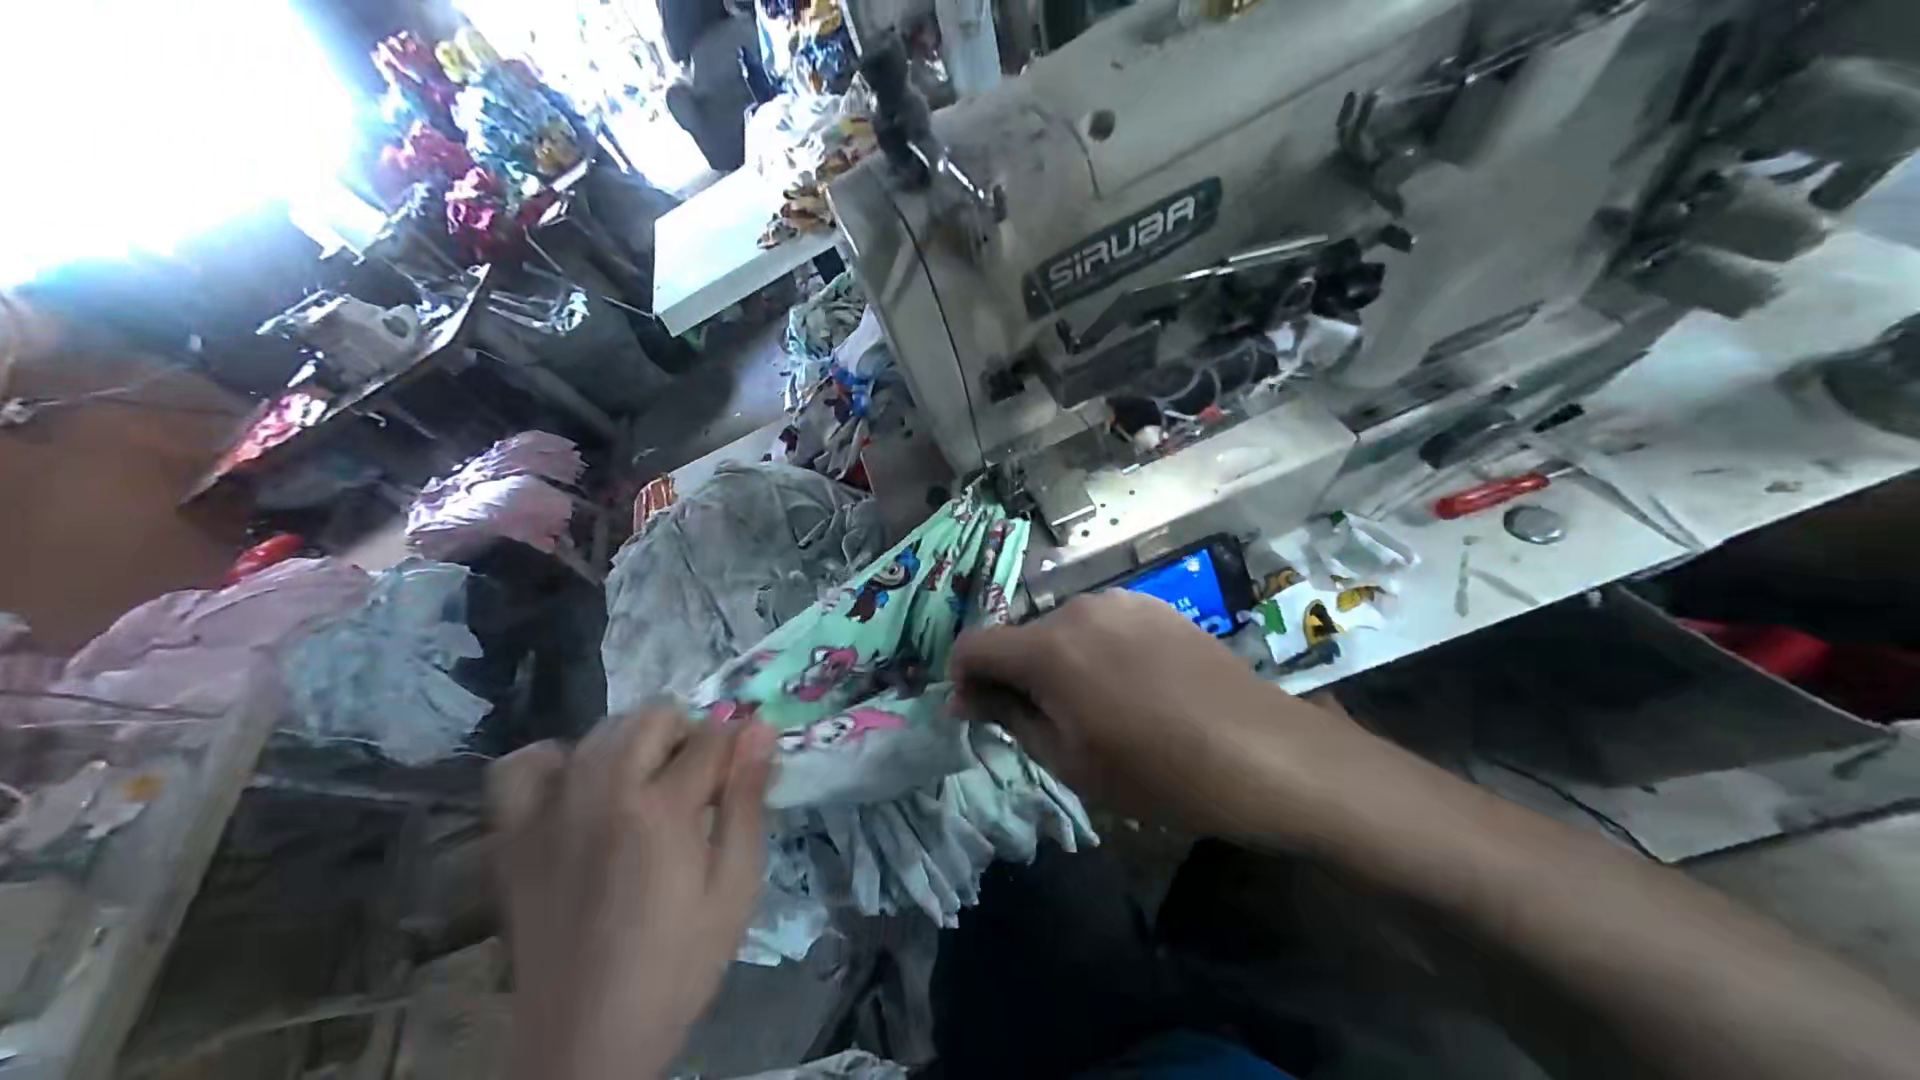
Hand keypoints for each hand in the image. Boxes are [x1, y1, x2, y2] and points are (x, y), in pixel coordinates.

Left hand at [488, 705, 776, 1079]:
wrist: (588, 1041)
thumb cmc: (679, 962)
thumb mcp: (736, 884)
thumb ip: (748, 799)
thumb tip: (760, 727)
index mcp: (662, 808)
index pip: (711, 737)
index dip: (737, 745)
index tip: (743, 768)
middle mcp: (601, 792)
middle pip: (652, 717)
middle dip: (687, 735)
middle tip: (697, 784)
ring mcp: (549, 811)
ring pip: (599, 731)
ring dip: (634, 743)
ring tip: (647, 787)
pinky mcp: (512, 836)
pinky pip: (521, 766)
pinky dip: (554, 763)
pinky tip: (578, 789)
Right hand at [951, 591, 1390, 842]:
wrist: (1265, 754)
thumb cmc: (1159, 773)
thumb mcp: (1070, 761)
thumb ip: (1009, 718)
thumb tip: (966, 697)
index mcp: (1050, 647)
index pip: (973, 646)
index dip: (963, 679)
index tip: (980, 714)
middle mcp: (1079, 608)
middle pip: (1020, 637)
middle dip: (1015, 676)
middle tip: (1047, 726)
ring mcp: (1123, 600)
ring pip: (1062, 630)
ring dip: (1058, 663)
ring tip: (1097, 709)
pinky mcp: (1157, 605)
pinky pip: (1103, 624)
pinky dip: (1095, 651)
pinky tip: (1133, 688)